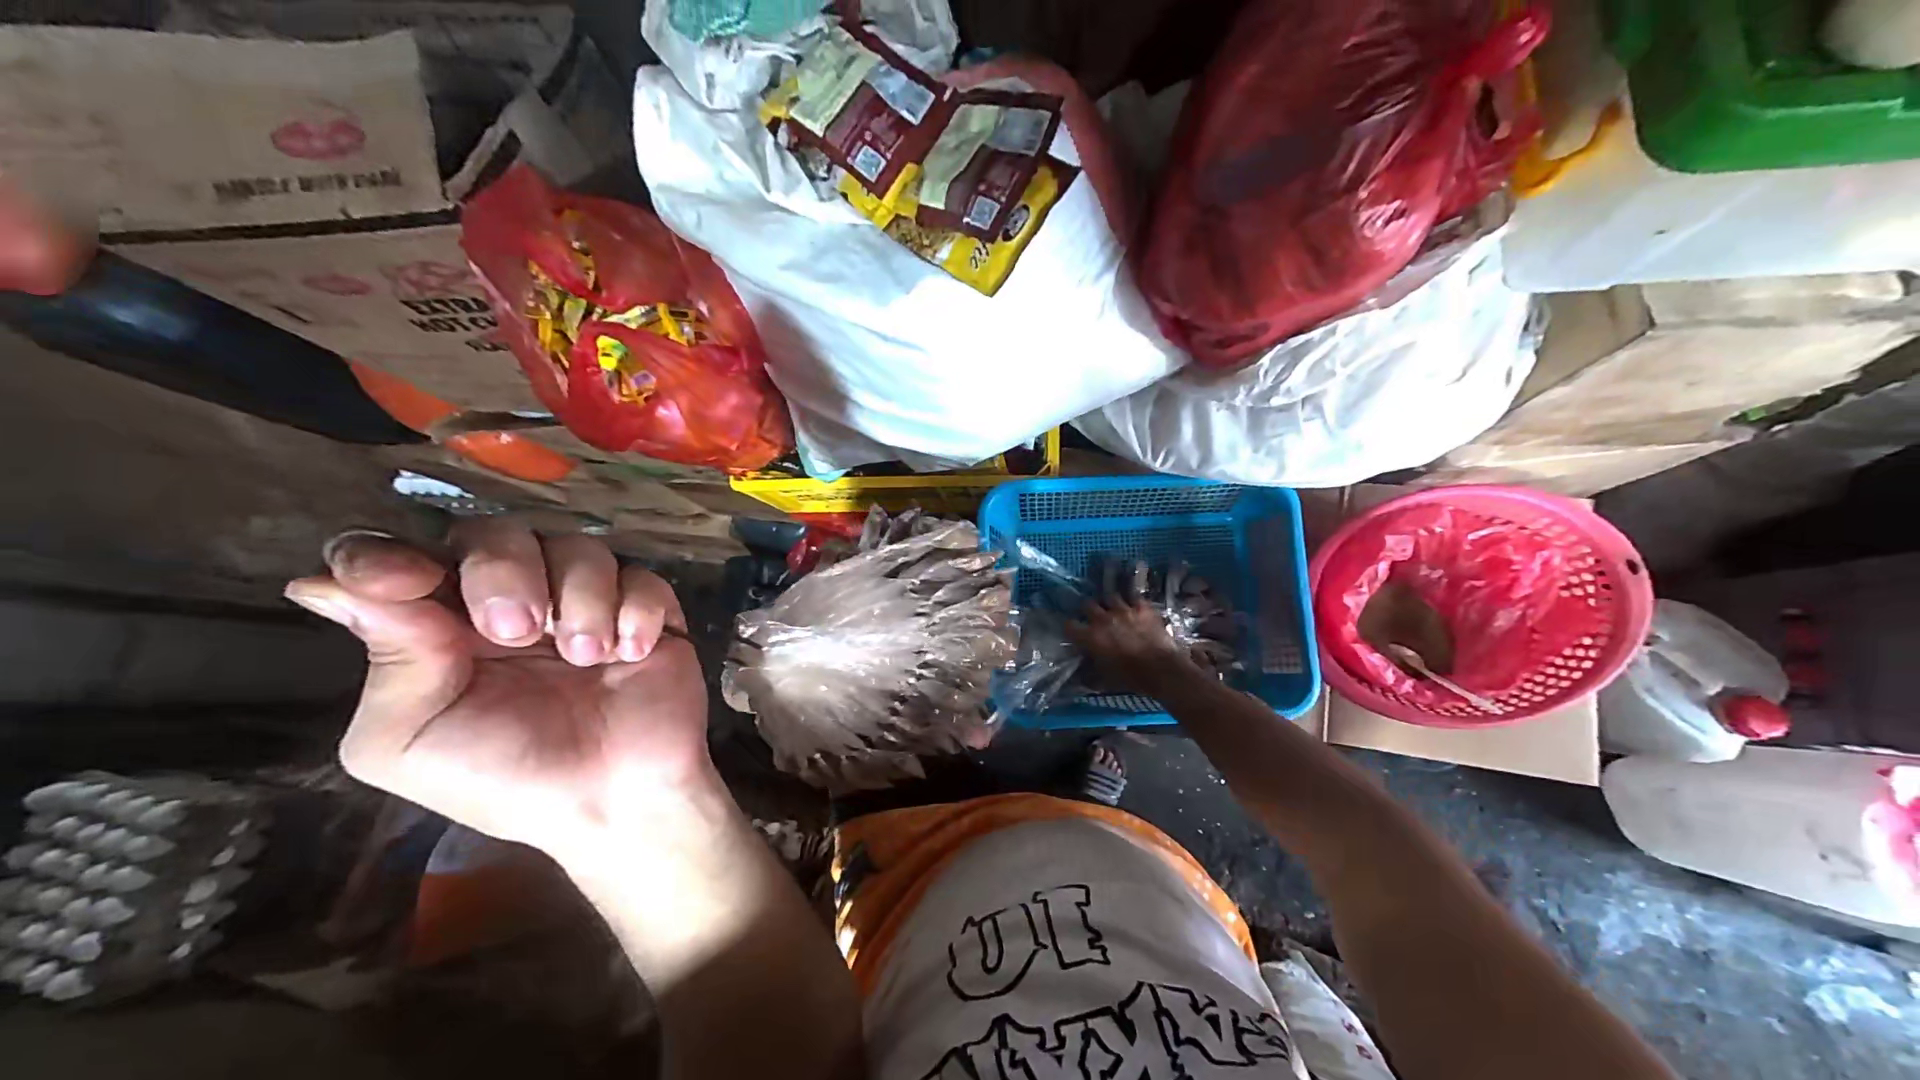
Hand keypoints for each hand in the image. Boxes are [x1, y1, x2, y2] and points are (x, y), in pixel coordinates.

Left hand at [284, 522, 710, 862]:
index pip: (400, 559)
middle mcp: (511, 602)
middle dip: (505, 571)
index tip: (409, 581)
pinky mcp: (645, 612)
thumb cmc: (504, 779)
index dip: (392, 553)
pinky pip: (641, 576)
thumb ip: (389, 662)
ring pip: (578, 546)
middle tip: (519, 633)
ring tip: (589, 657)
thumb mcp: (410, 742)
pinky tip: (631, 654)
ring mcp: (583, 604)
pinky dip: (636, 608)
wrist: (614, 802)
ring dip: (582, 599)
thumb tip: (328, 584)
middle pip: (497, 533)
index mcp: (442, 629)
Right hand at [1067, 598, 1200, 695]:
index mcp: (1091, 637)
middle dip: (1088, 610)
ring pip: (1110, 597)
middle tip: (1094, 617)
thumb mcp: (1105, 679)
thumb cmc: (1131, 678)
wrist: (1162, 670)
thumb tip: (1079, 674)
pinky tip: (1134, 607)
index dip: (1070, 628)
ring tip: (1114, 609)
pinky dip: (1132, 602)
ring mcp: (1124, 610)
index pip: (1069, 625)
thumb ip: (1089, 673)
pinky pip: (1134, 597)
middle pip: (1088, 605)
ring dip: (1110, 603)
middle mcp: (1103, 619)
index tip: (1074, 632)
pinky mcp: (1143, 607)